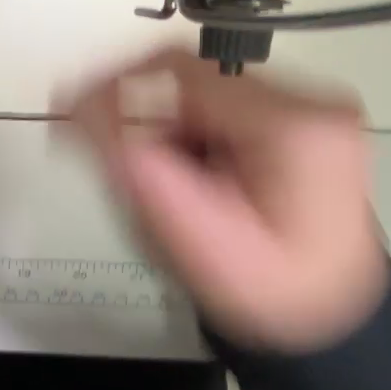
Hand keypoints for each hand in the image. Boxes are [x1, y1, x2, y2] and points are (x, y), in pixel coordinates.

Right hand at [71, 49, 388, 353]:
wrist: (321, 318)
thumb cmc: (259, 289)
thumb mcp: (187, 234)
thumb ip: (136, 165)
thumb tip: (78, 103)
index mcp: (292, 124)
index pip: (178, 71)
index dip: (112, 86)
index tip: (69, 114)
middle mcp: (308, 100)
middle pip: (186, 81)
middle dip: (142, 121)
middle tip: (123, 173)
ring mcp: (304, 107)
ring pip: (195, 94)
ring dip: (162, 132)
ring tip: (162, 187)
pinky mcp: (293, 120)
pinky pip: (214, 108)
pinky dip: (183, 138)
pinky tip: (187, 179)